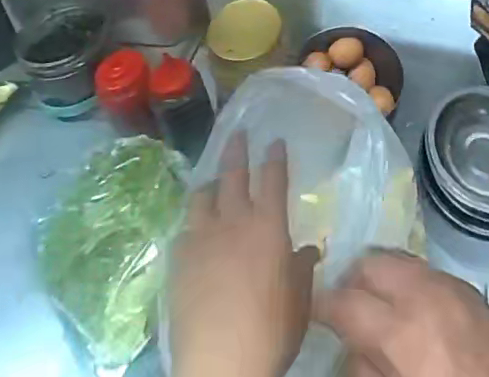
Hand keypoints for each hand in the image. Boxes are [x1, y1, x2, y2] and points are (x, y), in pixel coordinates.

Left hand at [169, 135, 320, 376]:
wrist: (219, 362)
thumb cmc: (270, 333)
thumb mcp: (299, 303)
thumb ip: (302, 270)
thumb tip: (309, 249)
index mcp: (268, 227)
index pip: (273, 179)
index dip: (275, 157)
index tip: (274, 140)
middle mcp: (234, 220)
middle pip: (234, 173)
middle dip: (238, 150)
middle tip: (238, 134)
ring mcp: (202, 235)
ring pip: (204, 194)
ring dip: (211, 182)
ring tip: (213, 180)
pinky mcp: (179, 255)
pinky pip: (187, 226)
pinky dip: (194, 220)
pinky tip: (195, 228)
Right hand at [317, 250, 488, 376]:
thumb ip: (367, 370)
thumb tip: (351, 348)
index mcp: (403, 333)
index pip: (343, 301)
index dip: (320, 306)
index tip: (309, 312)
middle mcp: (424, 295)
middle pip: (368, 264)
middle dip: (350, 283)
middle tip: (344, 311)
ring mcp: (450, 286)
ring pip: (395, 259)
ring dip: (378, 278)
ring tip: (376, 308)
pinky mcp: (469, 289)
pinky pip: (423, 270)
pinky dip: (407, 281)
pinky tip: (410, 311)